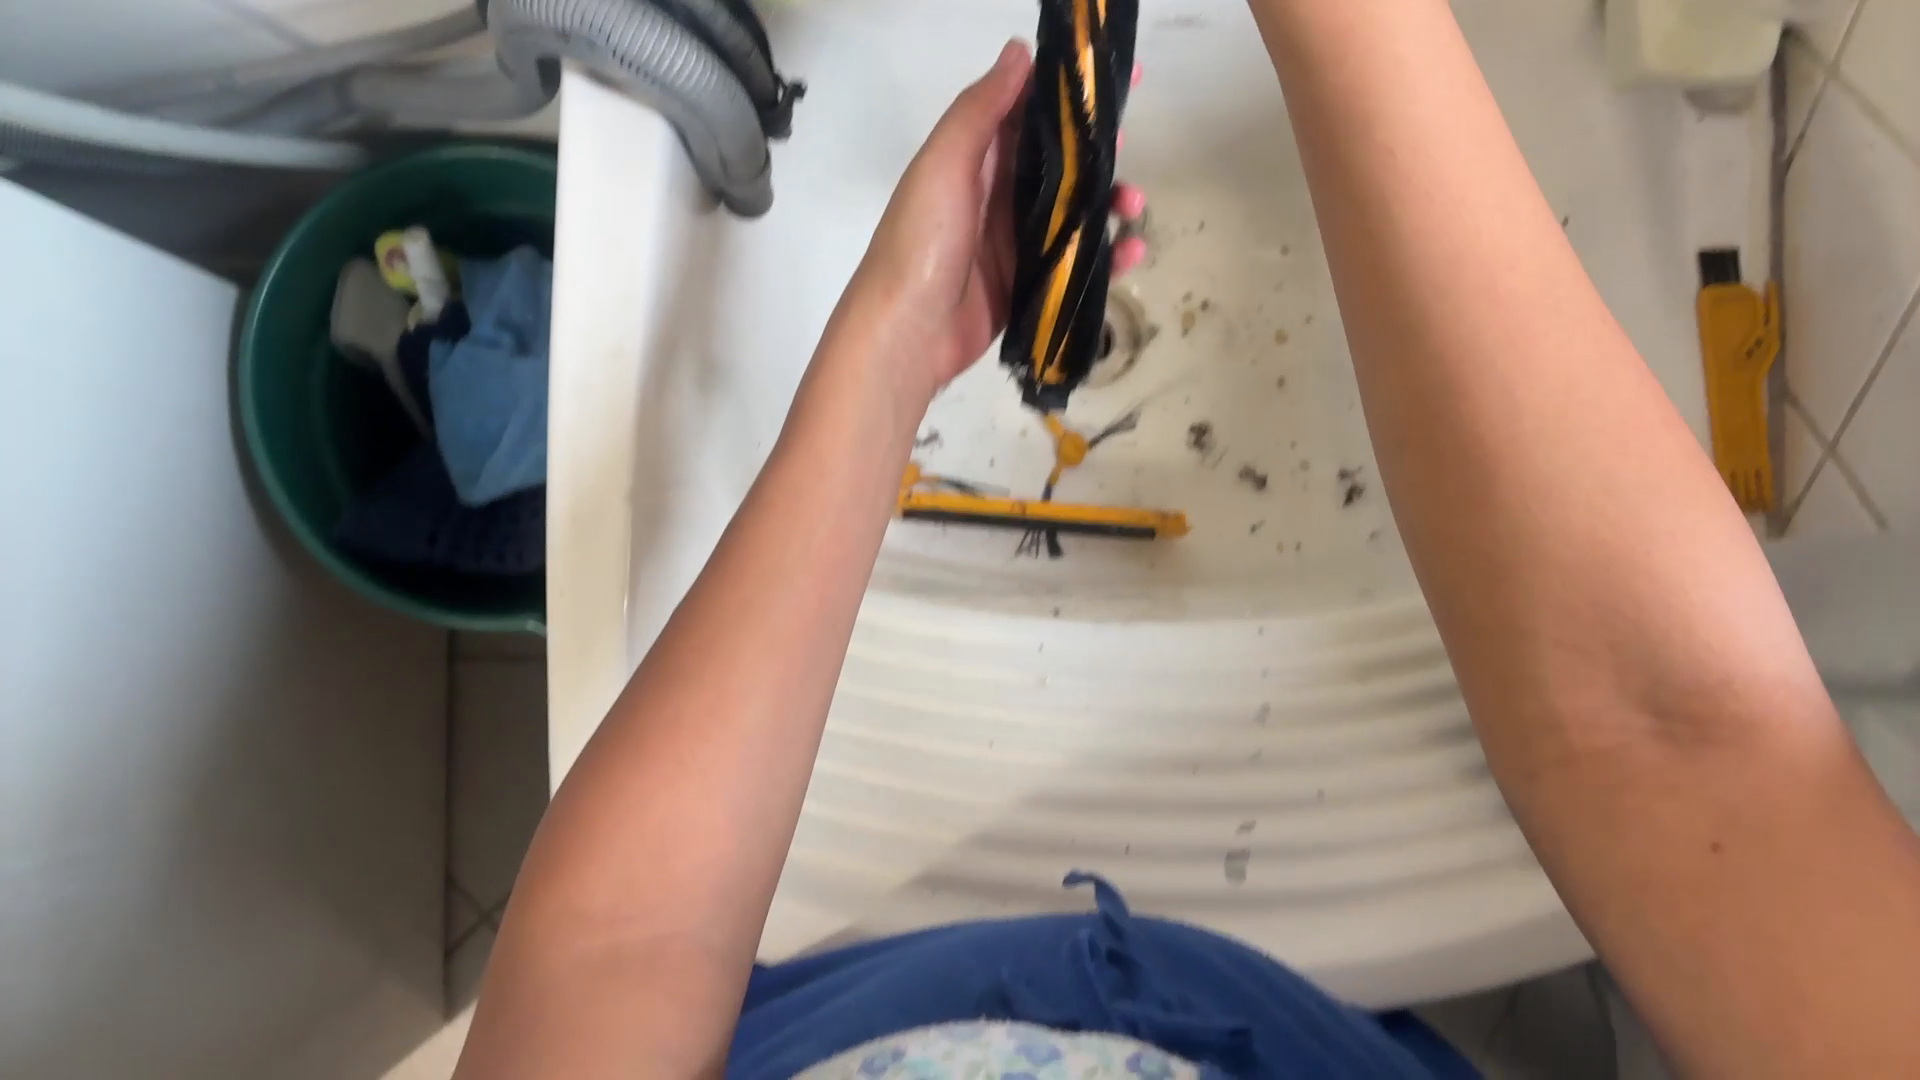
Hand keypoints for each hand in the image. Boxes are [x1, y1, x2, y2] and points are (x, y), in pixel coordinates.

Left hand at [845, 40, 1148, 398]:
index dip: (1067, 94)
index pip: (1027, 114)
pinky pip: (1073, 265)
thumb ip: (981, 109)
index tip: (1113, 77)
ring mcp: (1013, 245)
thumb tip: (1020, 50)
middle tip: (1127, 141)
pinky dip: (1105, 258)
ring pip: (1072, 214)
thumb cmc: (922, 241)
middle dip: (1095, 150)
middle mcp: (996, 197)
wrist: (908, 333)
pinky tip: (1130, 253)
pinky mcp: (1027, 287)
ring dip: (1108, 203)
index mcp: (975, 160)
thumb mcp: (945, 163)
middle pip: (1057, 164)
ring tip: (1134, 205)